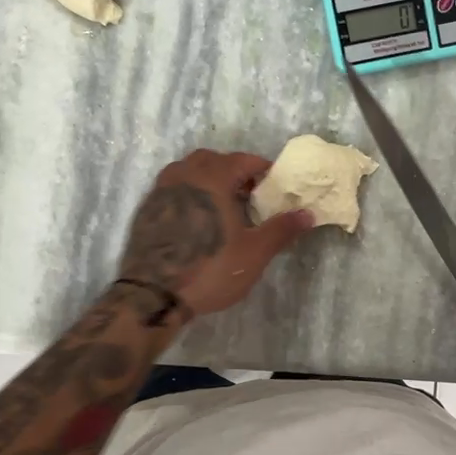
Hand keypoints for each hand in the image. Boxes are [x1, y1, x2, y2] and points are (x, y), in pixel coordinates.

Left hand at [116, 149, 313, 316]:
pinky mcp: (147, 209)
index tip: (273, 187)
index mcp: (212, 177)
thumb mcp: (254, 252)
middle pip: (213, 161)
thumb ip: (282, 229)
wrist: (154, 294)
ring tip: (224, 207)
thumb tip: (308, 214)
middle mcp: (184, 175)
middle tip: (250, 196)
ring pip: (189, 172)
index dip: (261, 171)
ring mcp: (161, 190)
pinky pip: (174, 190)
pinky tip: (199, 221)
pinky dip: (190, 195)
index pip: (243, 160)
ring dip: (209, 181)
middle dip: (234, 172)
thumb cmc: (210, 268)